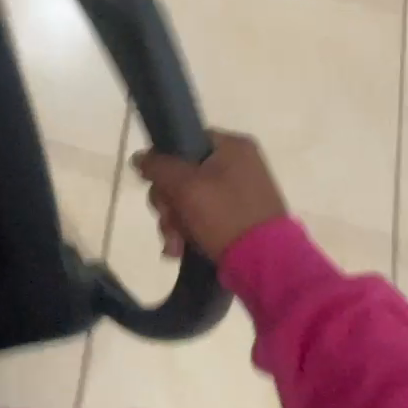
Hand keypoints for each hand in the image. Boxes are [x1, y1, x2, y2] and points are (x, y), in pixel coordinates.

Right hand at [132, 132, 288, 261]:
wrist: (267, 266)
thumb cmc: (225, 216)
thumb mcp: (185, 187)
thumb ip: (158, 167)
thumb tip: (139, 158)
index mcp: (232, 146)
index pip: (183, 141)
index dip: (162, 163)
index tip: (155, 185)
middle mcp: (238, 164)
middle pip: (181, 173)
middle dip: (167, 202)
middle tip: (167, 220)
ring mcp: (239, 192)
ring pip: (187, 198)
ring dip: (174, 221)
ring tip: (174, 244)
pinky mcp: (238, 217)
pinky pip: (202, 215)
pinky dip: (188, 231)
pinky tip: (179, 249)